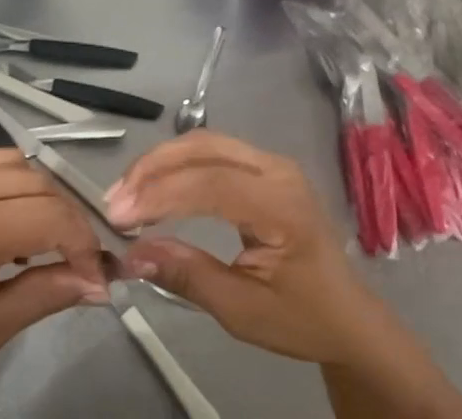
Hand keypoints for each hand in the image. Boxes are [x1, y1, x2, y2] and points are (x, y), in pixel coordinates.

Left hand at [0, 151, 107, 418]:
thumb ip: (46, 294)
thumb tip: (99, 283)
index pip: (54, 216)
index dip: (84, 243)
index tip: (96, 276)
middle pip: (39, 180)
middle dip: (65, 216)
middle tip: (74, 259)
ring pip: (11, 161)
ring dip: (37, 193)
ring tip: (37, 240)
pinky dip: (2, 184)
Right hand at [105, 131, 399, 365]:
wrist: (346, 317)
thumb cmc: (300, 317)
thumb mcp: (241, 309)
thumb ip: (188, 275)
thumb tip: (131, 254)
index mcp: (282, 205)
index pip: (211, 183)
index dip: (160, 194)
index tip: (119, 216)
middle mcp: (278, 171)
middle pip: (204, 148)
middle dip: (153, 169)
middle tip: (114, 201)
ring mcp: (273, 164)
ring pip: (205, 143)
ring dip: (162, 163)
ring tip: (126, 193)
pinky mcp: (264, 168)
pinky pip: (214, 152)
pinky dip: (178, 164)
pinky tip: (154, 185)